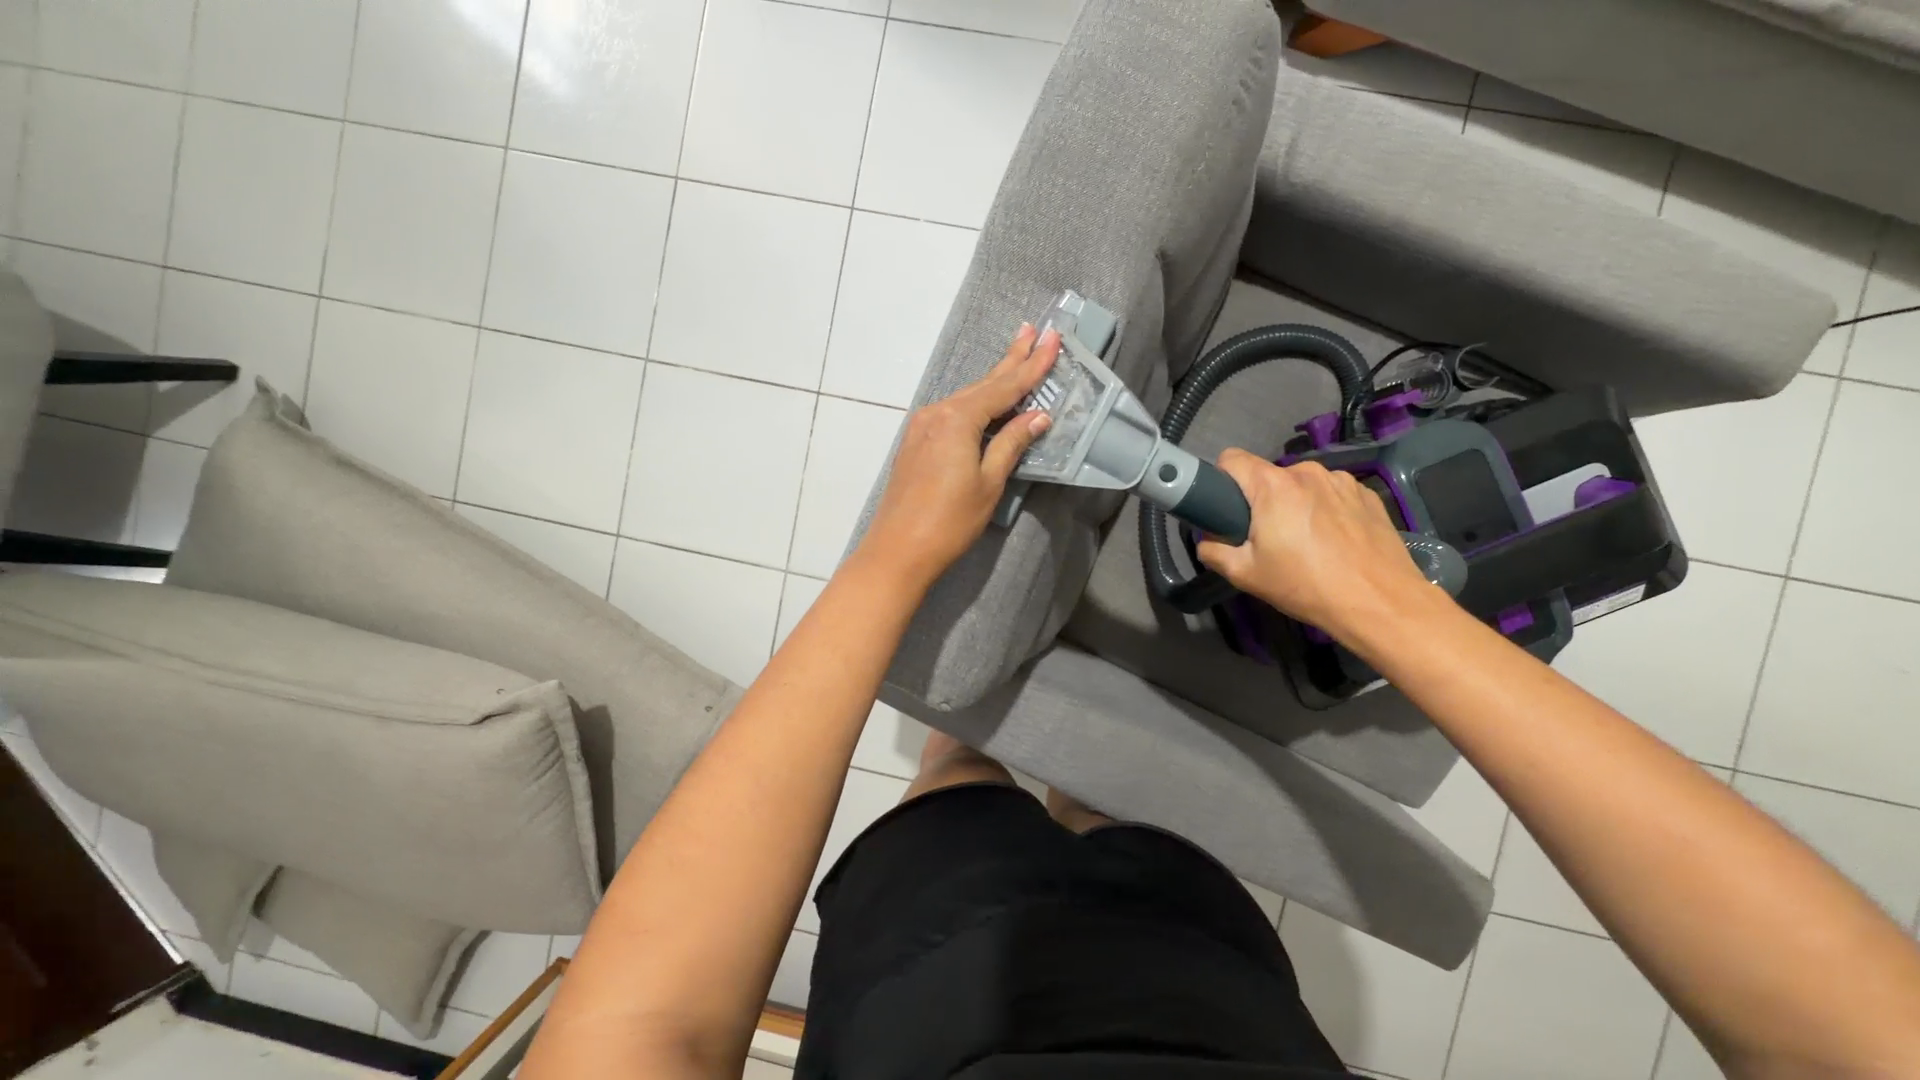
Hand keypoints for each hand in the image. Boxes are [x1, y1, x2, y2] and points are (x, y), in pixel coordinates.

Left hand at [853, 324, 1058, 590]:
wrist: (898, 549)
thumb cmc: (949, 521)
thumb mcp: (989, 483)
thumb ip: (1011, 444)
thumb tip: (1038, 416)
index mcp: (958, 419)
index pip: (1005, 387)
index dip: (1032, 365)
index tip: (1053, 339)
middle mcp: (938, 413)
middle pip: (983, 384)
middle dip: (1011, 360)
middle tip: (1033, 330)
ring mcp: (923, 426)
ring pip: (967, 397)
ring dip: (994, 380)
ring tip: (1017, 357)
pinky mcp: (917, 442)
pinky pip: (953, 413)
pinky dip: (976, 402)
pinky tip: (987, 400)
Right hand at [1195, 450, 1438, 641]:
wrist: (1379, 601)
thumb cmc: (1306, 586)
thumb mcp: (1246, 575)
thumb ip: (1213, 551)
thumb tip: (1208, 540)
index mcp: (1272, 486)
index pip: (1231, 459)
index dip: (1222, 479)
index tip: (1227, 507)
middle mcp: (1307, 472)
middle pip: (1269, 476)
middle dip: (1262, 501)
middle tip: (1268, 539)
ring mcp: (1341, 480)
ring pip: (1302, 485)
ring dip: (1296, 504)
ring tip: (1307, 542)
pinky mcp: (1366, 493)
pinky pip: (1332, 494)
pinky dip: (1326, 510)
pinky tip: (1335, 541)